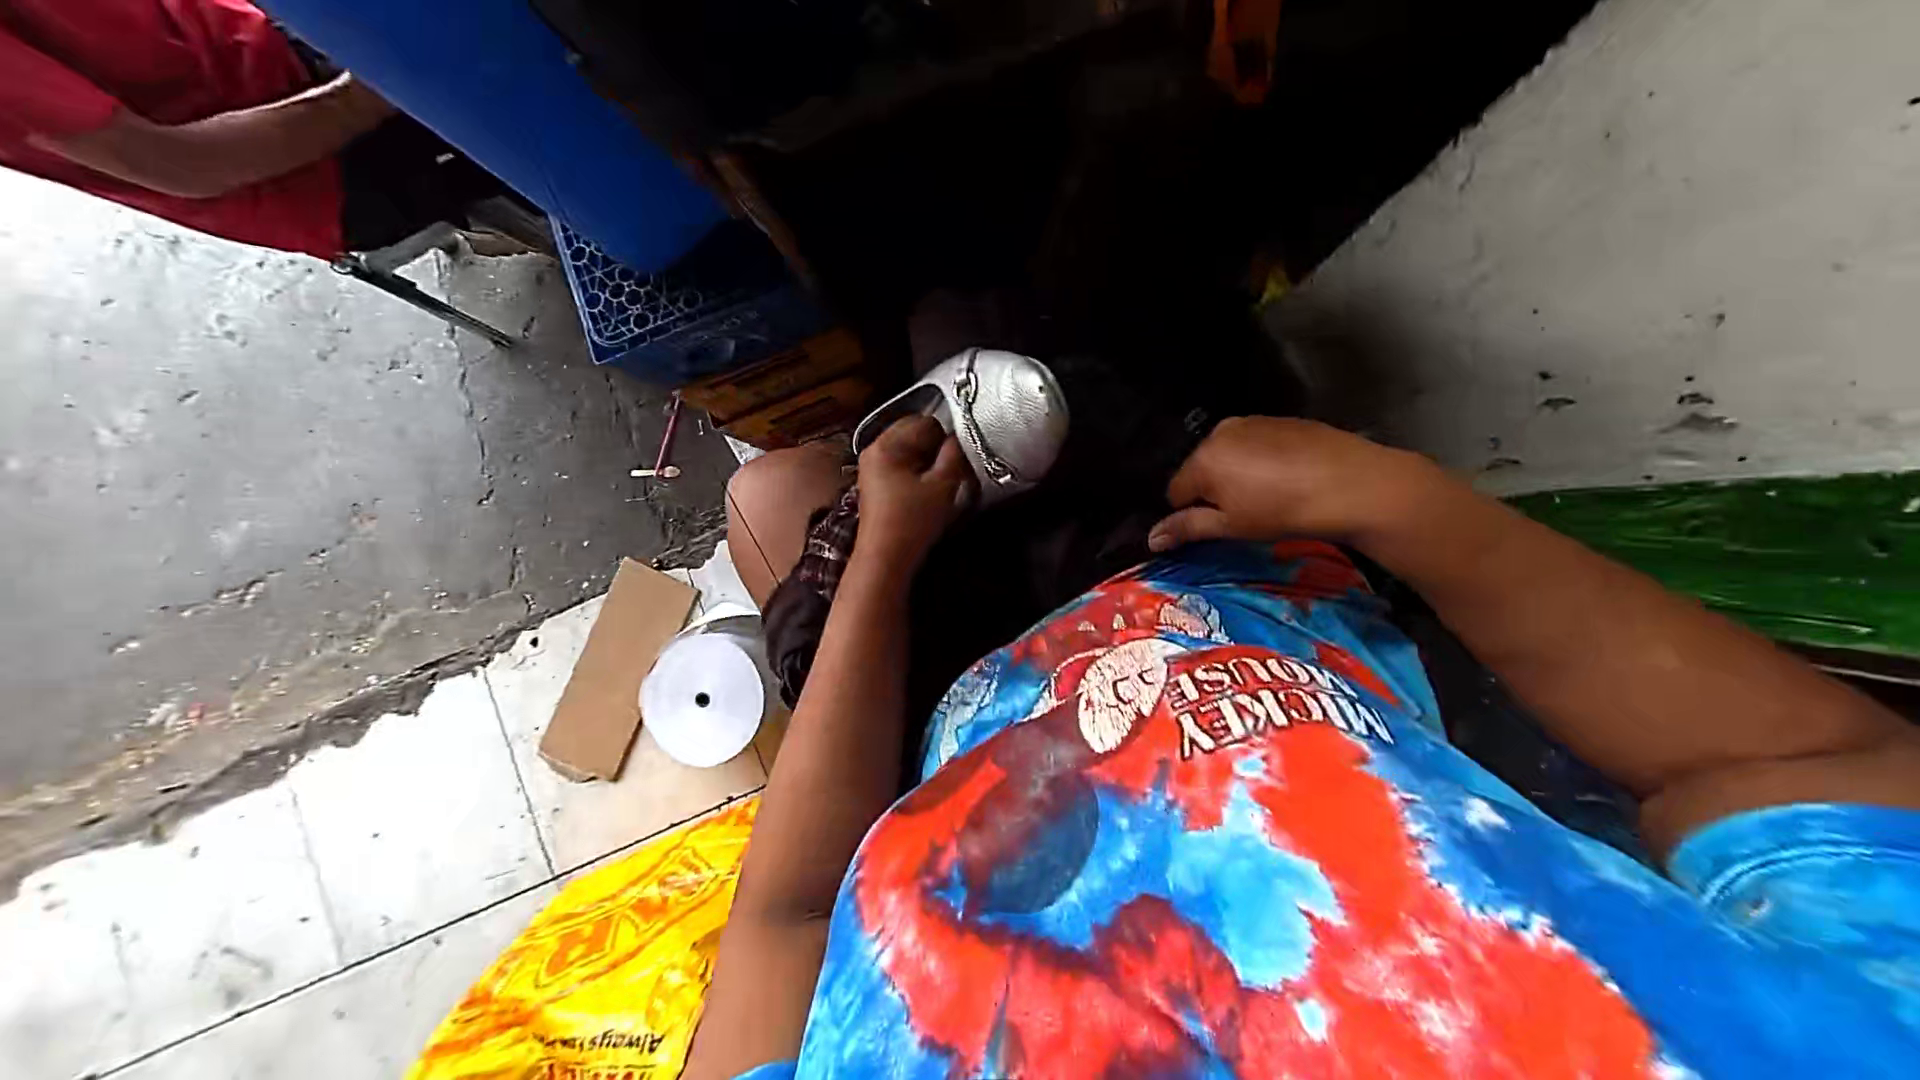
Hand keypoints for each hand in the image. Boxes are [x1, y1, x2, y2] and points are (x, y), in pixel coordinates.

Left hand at [854, 415, 975, 571]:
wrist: (885, 560)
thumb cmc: (912, 522)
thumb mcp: (943, 485)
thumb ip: (955, 454)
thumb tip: (961, 436)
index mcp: (886, 445)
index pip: (926, 421)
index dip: (946, 438)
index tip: (958, 460)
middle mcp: (873, 450)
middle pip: (915, 434)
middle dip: (935, 449)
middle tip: (950, 473)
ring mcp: (871, 468)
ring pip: (910, 451)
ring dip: (928, 463)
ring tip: (938, 487)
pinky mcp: (875, 484)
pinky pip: (902, 466)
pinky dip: (917, 475)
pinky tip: (925, 495)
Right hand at [1148, 417, 1445, 550]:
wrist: (1356, 485)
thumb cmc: (1285, 511)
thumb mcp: (1232, 526)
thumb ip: (1187, 528)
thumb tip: (1151, 538)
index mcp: (1203, 459)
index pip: (1174, 491)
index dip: (1190, 513)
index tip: (1217, 526)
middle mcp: (1220, 433)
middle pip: (1199, 469)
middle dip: (1212, 490)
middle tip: (1243, 513)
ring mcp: (1252, 422)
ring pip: (1227, 455)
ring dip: (1236, 475)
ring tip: (1269, 496)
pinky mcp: (1281, 420)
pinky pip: (1254, 444)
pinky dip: (1260, 461)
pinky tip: (1287, 478)